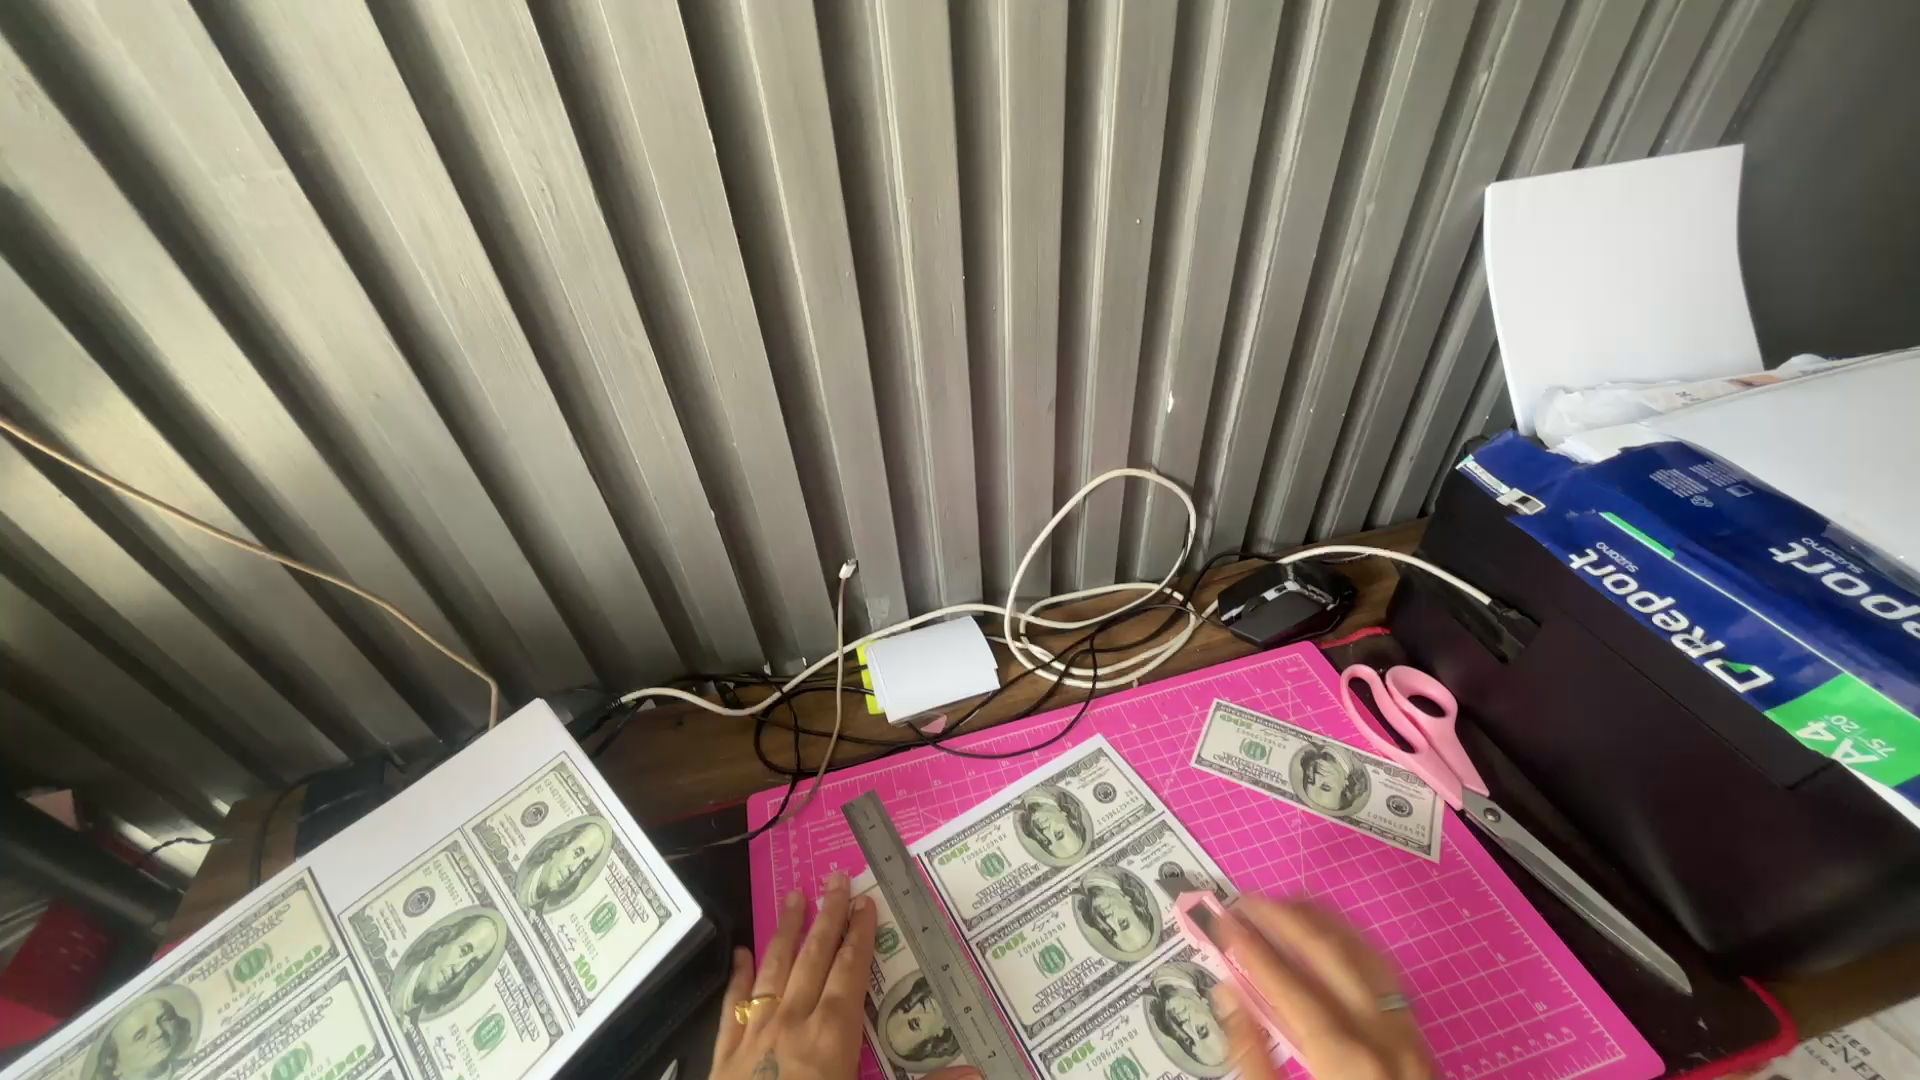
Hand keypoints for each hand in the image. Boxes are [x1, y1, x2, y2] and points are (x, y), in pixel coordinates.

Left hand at [711, 872, 977, 1079]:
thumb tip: (978, 1070)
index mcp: (832, 1035)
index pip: (850, 970)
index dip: (860, 935)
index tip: (865, 900)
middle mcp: (793, 1023)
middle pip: (813, 958)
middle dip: (827, 916)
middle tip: (835, 878)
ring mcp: (754, 1037)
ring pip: (774, 970)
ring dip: (786, 932)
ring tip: (794, 897)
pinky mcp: (723, 1057)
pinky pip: (731, 1007)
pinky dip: (737, 977)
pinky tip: (739, 953)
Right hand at [1211, 898, 1434, 1079]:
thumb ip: (1254, 1061)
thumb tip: (1228, 996)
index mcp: (1345, 1062)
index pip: (1289, 984)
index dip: (1251, 947)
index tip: (1221, 920)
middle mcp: (1382, 1038)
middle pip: (1329, 953)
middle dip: (1283, 917)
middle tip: (1244, 902)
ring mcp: (1408, 1036)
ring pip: (1364, 953)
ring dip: (1319, 921)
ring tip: (1279, 905)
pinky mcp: (1420, 1042)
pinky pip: (1385, 973)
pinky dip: (1351, 943)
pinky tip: (1329, 938)